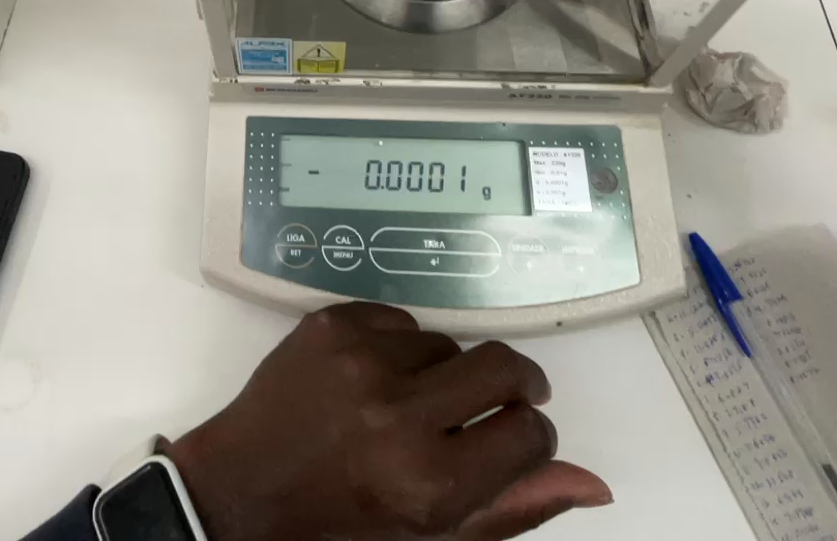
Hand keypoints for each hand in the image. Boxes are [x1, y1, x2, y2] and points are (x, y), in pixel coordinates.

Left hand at [165, 302, 611, 540]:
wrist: (244, 486)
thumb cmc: (340, 520)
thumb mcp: (429, 537)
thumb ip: (513, 507)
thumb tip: (592, 480)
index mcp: (429, 482)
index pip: (529, 434)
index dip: (531, 434)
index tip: (516, 433)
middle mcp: (398, 411)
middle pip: (502, 366)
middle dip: (516, 382)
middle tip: (505, 394)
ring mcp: (360, 357)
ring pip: (446, 341)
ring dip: (443, 368)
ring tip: (411, 399)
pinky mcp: (330, 322)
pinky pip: (397, 317)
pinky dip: (398, 343)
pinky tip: (374, 374)